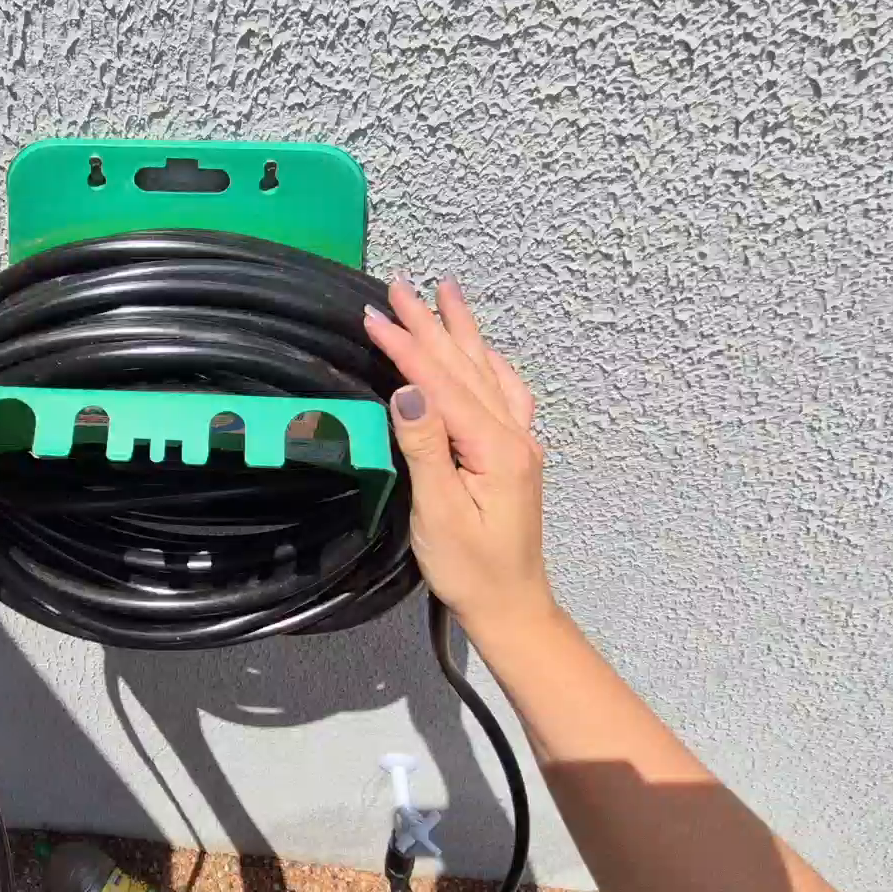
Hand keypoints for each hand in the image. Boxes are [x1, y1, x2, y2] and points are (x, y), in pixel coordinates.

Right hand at [362, 278, 554, 634]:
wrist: (510, 604)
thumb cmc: (468, 566)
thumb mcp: (439, 511)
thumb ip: (425, 447)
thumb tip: (407, 389)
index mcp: (495, 448)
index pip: (442, 384)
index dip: (407, 347)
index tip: (374, 316)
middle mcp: (513, 435)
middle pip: (467, 366)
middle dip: (430, 324)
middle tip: (401, 287)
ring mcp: (518, 442)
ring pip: (488, 371)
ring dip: (463, 330)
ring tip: (446, 293)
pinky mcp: (513, 453)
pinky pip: (502, 390)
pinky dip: (485, 360)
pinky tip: (480, 350)